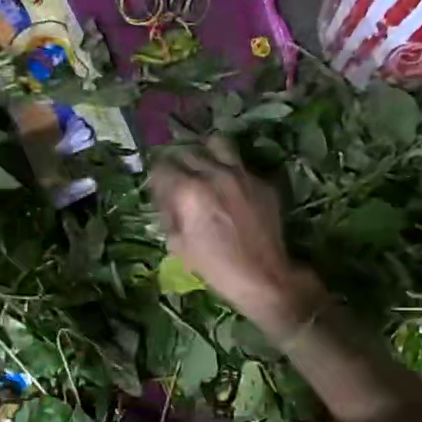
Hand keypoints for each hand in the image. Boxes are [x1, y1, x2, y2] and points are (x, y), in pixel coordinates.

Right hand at [150, 136, 324, 336]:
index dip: (158, 181)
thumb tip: (168, 203)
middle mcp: (215, 174)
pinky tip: (233, 189)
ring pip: (217, 144)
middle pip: (187, 153)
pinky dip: (232, 171)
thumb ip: (169, 216)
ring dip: (206, 154)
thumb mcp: (179, 246)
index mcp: (189, 191)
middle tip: (181, 182)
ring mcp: (242, 175)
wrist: (264, 277)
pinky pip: (242, 165)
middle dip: (178, 166)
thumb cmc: (217, 268)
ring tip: (206, 169)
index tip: (161, 193)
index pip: (161, 168)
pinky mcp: (263, 182)